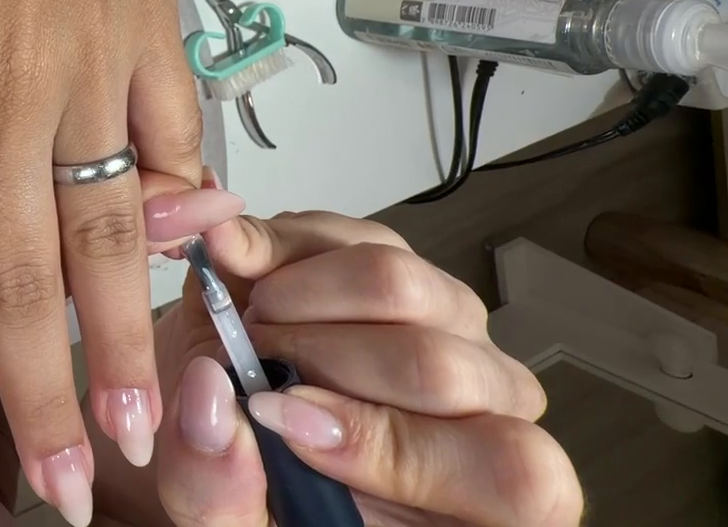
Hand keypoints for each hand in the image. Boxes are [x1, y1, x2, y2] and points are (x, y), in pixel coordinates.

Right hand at [135, 212, 582, 526]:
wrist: (220, 395)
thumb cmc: (245, 471)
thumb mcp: (216, 511)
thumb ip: (214, 482)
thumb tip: (213, 401)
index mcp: (480, 505)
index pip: (514, 475)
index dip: (392, 445)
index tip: (279, 415)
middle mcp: (490, 409)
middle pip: (442, 369)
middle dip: (311, 356)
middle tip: (244, 359)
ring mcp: (447, 319)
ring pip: (398, 283)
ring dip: (294, 297)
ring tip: (245, 319)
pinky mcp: (389, 252)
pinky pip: (338, 230)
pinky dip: (271, 245)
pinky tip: (239, 269)